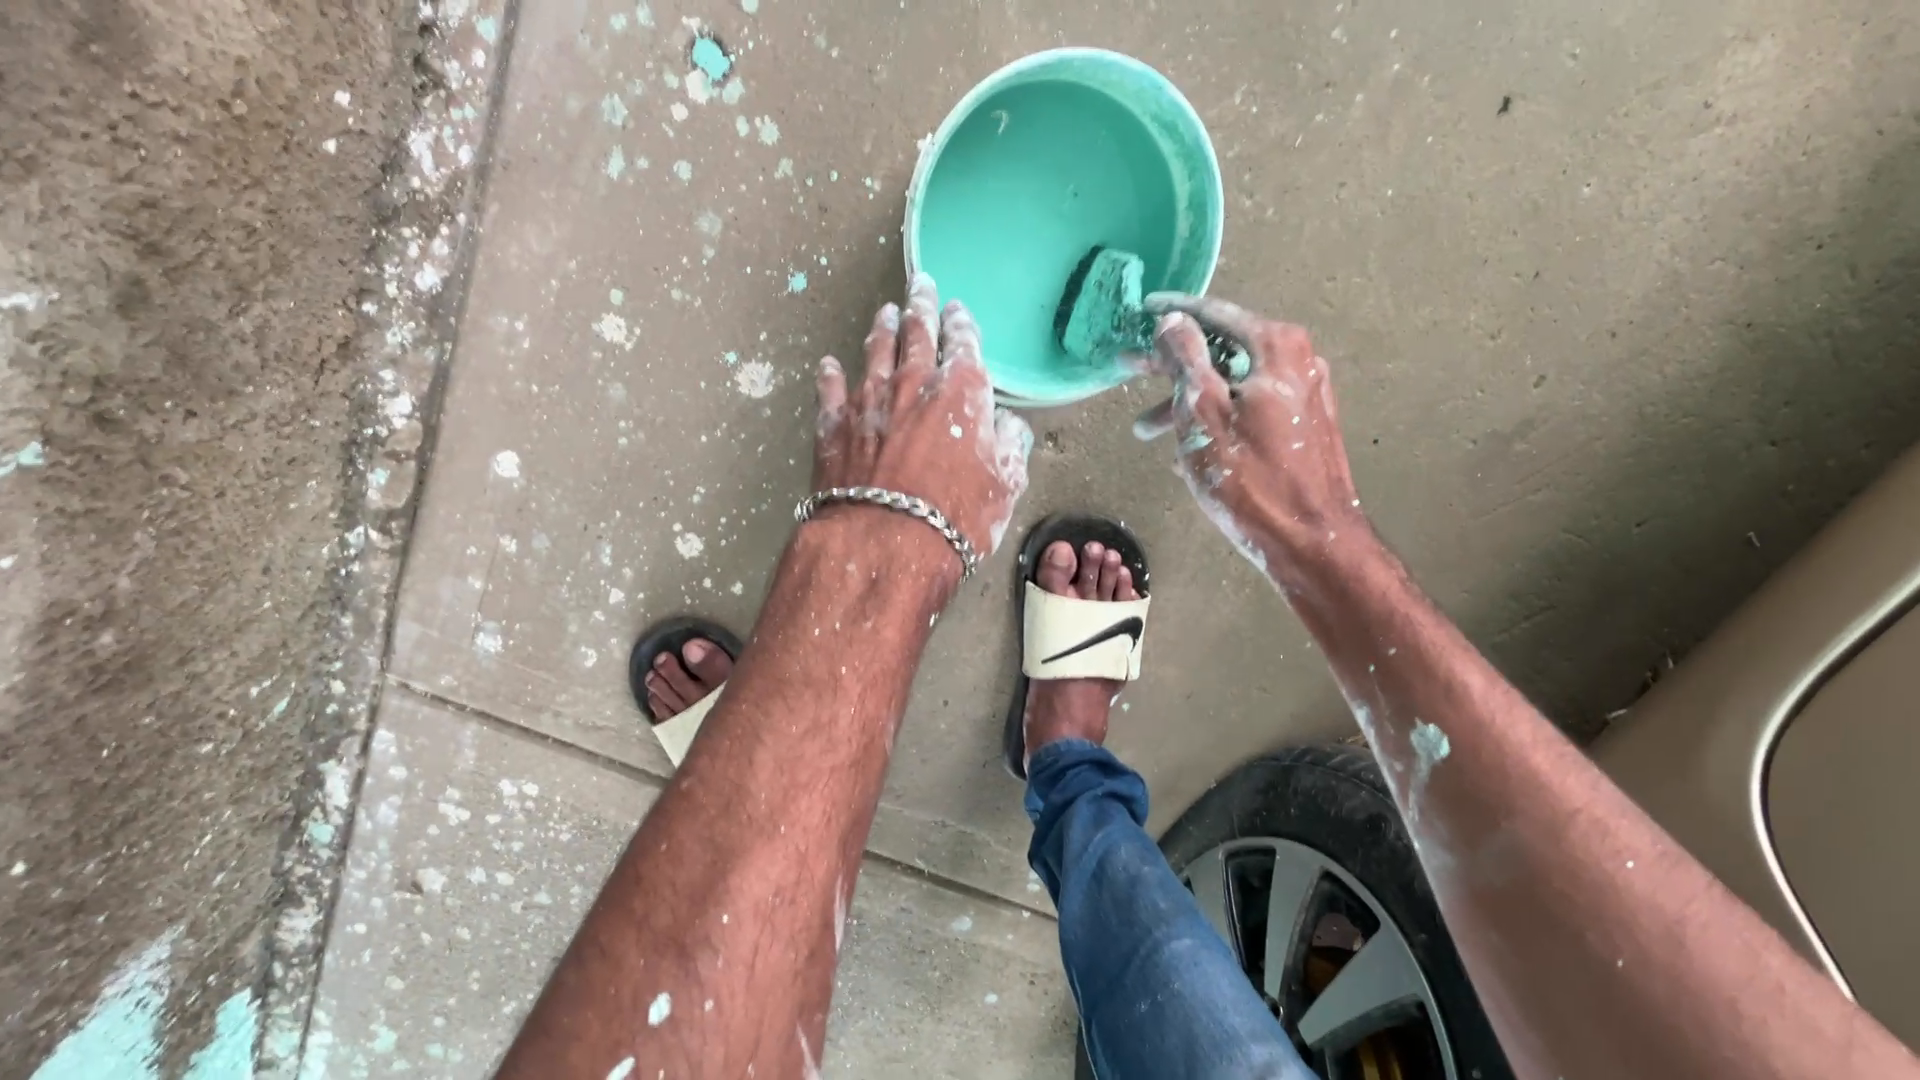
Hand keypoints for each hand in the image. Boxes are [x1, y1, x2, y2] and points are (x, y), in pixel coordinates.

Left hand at [812, 273, 1031, 582]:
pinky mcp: (832, 425)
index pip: (964, 344)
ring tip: (884, 311)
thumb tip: (1008, 426)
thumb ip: (1010, 447)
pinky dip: (830, 374)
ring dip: (881, 328)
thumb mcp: (1005, 487)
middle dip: (921, 306)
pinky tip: (829, 364)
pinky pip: (830, 389)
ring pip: (875, 351)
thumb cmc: (955, 517)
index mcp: (960, 391)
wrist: (883, 543)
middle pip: (916, 333)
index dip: (962, 324)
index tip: (958, 308)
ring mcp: (868, 400)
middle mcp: (913, 383)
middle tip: (920, 283)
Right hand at [1134, 293, 1364, 575]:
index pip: (1213, 314)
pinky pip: (1248, 410)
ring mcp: (1305, 395)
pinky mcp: (1305, 427)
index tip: (1140, 310)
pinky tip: (1185, 449)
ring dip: (1186, 401)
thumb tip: (1172, 320)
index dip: (1171, 313)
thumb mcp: (1203, 412)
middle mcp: (1297, 361)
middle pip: (1221, 350)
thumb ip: (1185, 358)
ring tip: (1146, 431)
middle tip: (1128, 369)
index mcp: (1275, 347)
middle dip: (1170, 364)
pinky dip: (1215, 420)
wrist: (1312, 541)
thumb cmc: (1250, 477)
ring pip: (1232, 384)